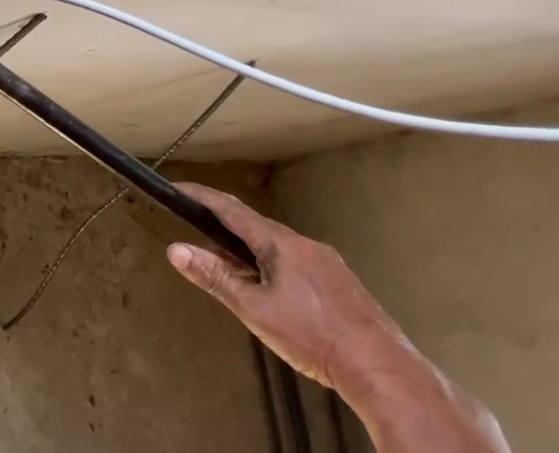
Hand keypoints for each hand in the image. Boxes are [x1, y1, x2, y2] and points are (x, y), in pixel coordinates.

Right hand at [166, 182, 416, 393]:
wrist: (383, 371)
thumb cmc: (312, 336)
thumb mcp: (254, 309)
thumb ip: (215, 277)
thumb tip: (175, 249)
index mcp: (282, 244)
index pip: (231, 210)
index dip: (201, 196)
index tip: (176, 188)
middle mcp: (306, 245)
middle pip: (255, 227)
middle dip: (223, 228)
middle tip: (196, 234)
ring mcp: (328, 264)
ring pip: (277, 247)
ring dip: (248, 251)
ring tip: (228, 269)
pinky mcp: (341, 284)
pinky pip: (296, 263)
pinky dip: (272, 265)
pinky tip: (269, 289)